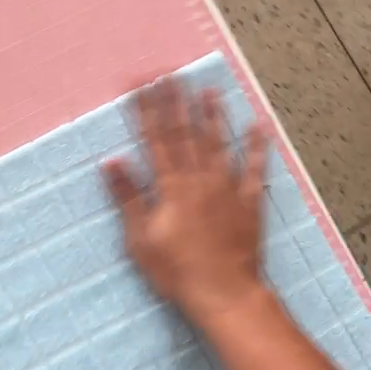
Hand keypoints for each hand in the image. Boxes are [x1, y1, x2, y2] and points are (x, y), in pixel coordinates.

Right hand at [102, 77, 271, 326]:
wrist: (224, 294)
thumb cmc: (176, 270)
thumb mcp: (140, 238)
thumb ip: (128, 197)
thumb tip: (112, 162)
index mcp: (171, 187)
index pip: (156, 140)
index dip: (147, 111)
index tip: (141, 87)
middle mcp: (199, 180)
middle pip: (185, 134)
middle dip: (175, 103)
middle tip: (170, 75)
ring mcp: (227, 189)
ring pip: (218, 144)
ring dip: (212, 115)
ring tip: (208, 90)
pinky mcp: (248, 204)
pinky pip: (254, 170)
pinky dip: (257, 147)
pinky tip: (258, 126)